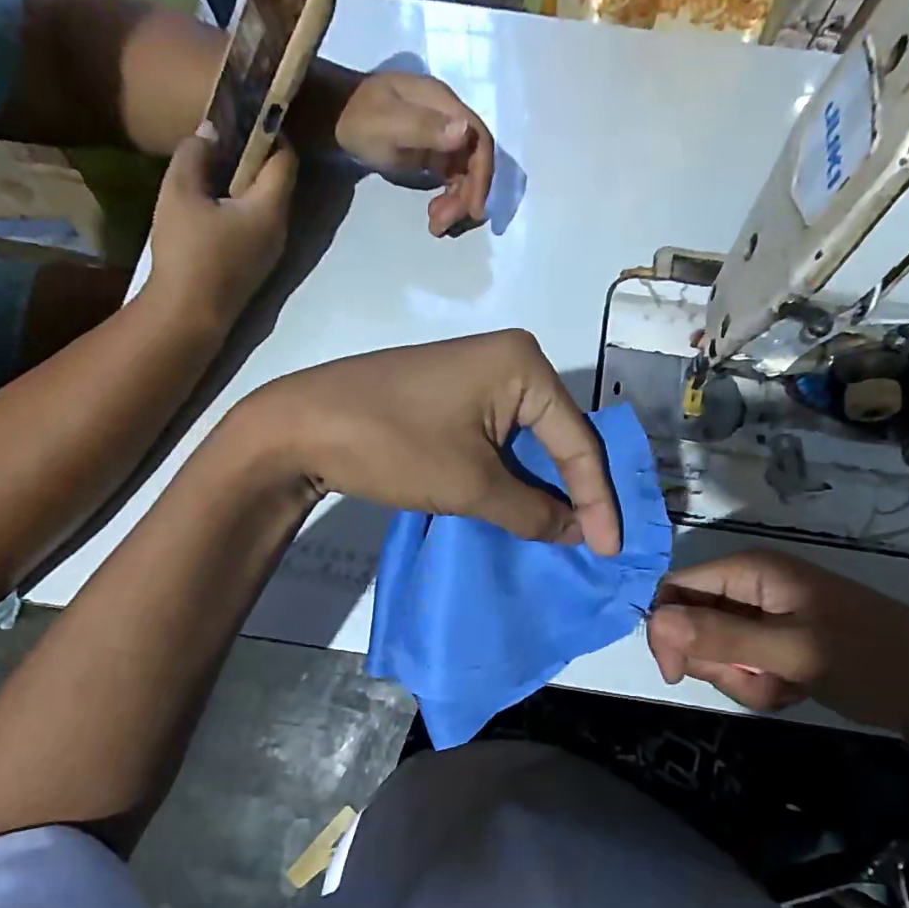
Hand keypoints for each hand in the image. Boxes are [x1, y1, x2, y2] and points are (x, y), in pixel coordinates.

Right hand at [145, 124, 298, 312]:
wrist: (191, 314)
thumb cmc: (188, 251)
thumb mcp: (181, 194)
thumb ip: (195, 156)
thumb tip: (210, 131)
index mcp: (271, 209)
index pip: (286, 161)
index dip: (273, 133)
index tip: (251, 113)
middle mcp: (281, 229)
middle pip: (279, 182)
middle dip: (259, 154)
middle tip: (231, 131)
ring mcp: (271, 250)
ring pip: (268, 204)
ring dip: (249, 180)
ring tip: (220, 159)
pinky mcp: (257, 264)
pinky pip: (258, 223)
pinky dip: (244, 203)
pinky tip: (217, 197)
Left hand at [237, 330, 620, 555]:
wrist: (298, 426)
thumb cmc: (393, 446)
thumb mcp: (470, 486)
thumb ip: (532, 512)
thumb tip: (576, 533)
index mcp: (524, 365)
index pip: (578, 442)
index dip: (598, 500)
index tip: (610, 550)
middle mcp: (511, 358)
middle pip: (560, 435)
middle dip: (577, 491)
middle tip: (596, 540)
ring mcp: (480, 371)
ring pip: (531, 438)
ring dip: (546, 485)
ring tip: (569, 530)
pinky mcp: (455, 391)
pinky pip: (502, 434)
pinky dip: (515, 472)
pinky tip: (527, 503)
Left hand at [334, 72, 494, 236]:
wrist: (333, 117)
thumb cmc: (358, 119)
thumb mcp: (388, 123)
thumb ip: (426, 127)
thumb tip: (465, 132)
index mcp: (443, 104)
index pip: (478, 141)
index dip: (482, 176)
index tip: (473, 209)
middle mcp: (449, 119)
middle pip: (473, 161)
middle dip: (465, 197)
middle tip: (444, 224)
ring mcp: (441, 137)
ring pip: (464, 175)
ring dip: (457, 203)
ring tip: (436, 225)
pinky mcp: (432, 154)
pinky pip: (451, 180)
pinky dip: (448, 200)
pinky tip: (434, 215)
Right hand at [646, 550, 908, 728]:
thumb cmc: (867, 658)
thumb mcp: (790, 651)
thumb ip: (721, 637)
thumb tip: (654, 622)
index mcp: (750, 570)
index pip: (677, 589)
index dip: (668, 629)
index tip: (678, 675)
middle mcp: (750, 586)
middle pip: (694, 624)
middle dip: (718, 663)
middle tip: (759, 681)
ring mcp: (765, 615)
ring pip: (718, 651)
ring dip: (743, 680)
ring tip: (786, 688)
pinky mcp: (778, 641)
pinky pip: (744, 666)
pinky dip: (761, 686)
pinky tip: (794, 691)